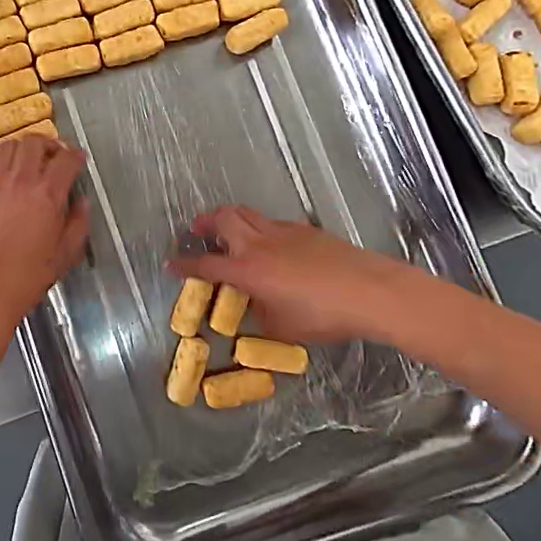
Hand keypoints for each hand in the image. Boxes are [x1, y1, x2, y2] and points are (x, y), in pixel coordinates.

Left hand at [0, 135, 89, 325]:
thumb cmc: (30, 274)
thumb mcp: (67, 252)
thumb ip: (79, 221)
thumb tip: (81, 202)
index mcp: (48, 194)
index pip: (66, 158)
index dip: (76, 155)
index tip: (79, 159)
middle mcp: (21, 181)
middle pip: (35, 142)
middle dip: (50, 145)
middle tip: (54, 156)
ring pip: (9, 146)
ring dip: (23, 149)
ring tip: (28, 162)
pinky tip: (3, 172)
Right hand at [170, 206, 422, 345]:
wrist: (368, 290)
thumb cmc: (322, 314)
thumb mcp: (282, 327)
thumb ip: (260, 315)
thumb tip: (255, 307)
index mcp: (247, 269)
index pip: (206, 264)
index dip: (186, 265)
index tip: (171, 264)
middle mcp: (260, 243)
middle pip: (224, 218)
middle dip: (205, 222)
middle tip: (197, 231)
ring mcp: (284, 231)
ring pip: (248, 213)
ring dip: (231, 219)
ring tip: (228, 231)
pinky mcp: (306, 230)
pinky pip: (272, 222)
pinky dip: (259, 227)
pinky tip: (269, 245)